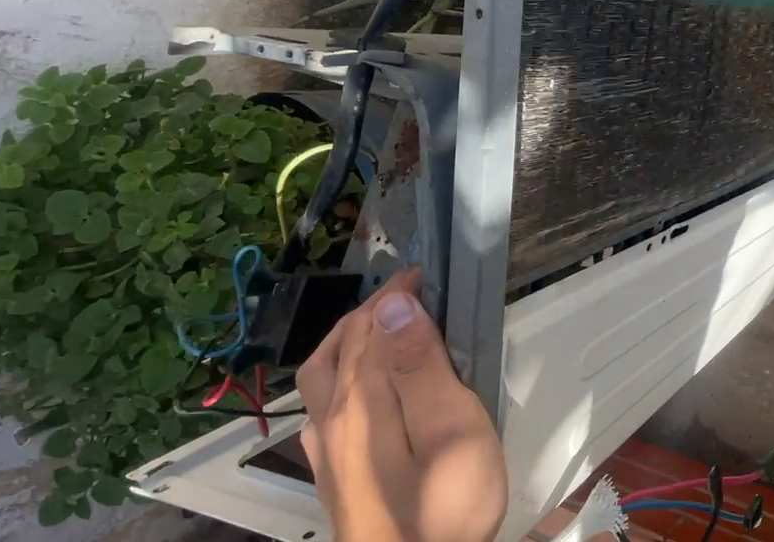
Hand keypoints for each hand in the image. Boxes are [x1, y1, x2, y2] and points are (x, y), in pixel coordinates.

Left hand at [296, 267, 507, 541]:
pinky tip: (376, 389)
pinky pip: (327, 409)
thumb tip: (393, 304)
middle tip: (412, 294)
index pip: (368, 330)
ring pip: (323, 382)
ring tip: (394, 330)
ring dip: (352, 344)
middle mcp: (330, 425)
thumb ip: (420, 365)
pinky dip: (347, 377)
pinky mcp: (336, 477)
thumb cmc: (447, 501)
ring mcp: (327, 455)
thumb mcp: (450, 426)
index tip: (429, 272)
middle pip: (334, 353)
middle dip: (367, 314)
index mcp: (358, 405)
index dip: (395, 295)